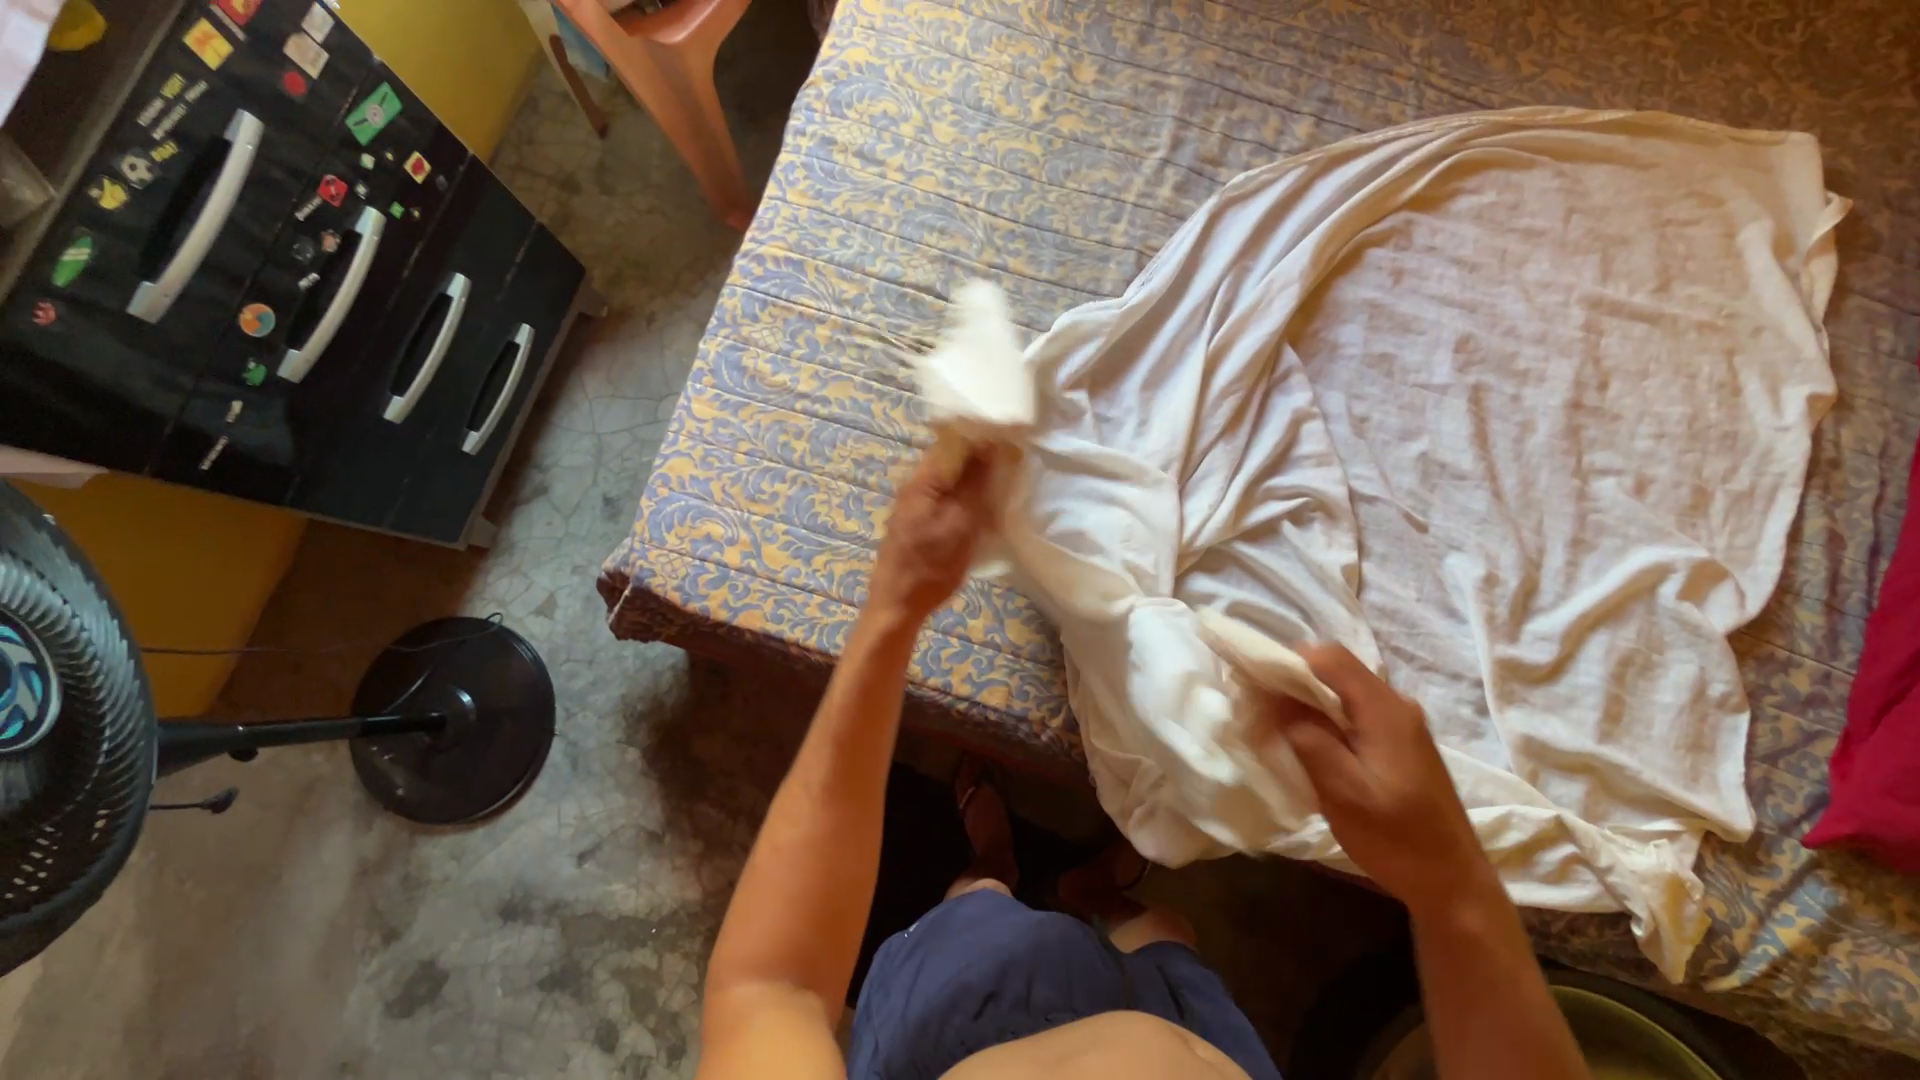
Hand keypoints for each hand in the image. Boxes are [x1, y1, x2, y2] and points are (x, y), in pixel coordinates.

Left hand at [867, 445, 999, 622]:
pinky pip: (946, 493)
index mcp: (922, 479)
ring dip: (975, 475)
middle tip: (1012, 460)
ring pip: (950, 475)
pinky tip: (982, 504)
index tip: (1012, 437)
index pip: (955, 439)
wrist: (898, 604)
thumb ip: (976, 483)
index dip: (984, 435)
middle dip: (982, 454)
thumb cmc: (931, 566)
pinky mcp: (919, 518)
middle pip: (952, 455)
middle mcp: (915, 483)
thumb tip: (994, 444)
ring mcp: (915, 501)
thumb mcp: (961, 524)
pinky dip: (966, 494)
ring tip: (1002, 479)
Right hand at [1252, 645, 1493, 918]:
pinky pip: (1351, 713)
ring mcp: (1400, 724)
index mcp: (1384, 710)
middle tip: (1255, 710)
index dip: (1286, 661)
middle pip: (1333, 671)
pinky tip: (1303, 745)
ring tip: (1271, 728)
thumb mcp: (1343, 791)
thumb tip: (1275, 699)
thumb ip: (1309, 738)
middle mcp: (1395, 705)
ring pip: (1340, 692)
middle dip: (1289, 682)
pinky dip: (1322, 719)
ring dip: (1303, 703)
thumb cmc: (1396, 839)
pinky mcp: (1397, 743)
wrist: (1452, 882)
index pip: (1328, 657)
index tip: (1252, 684)